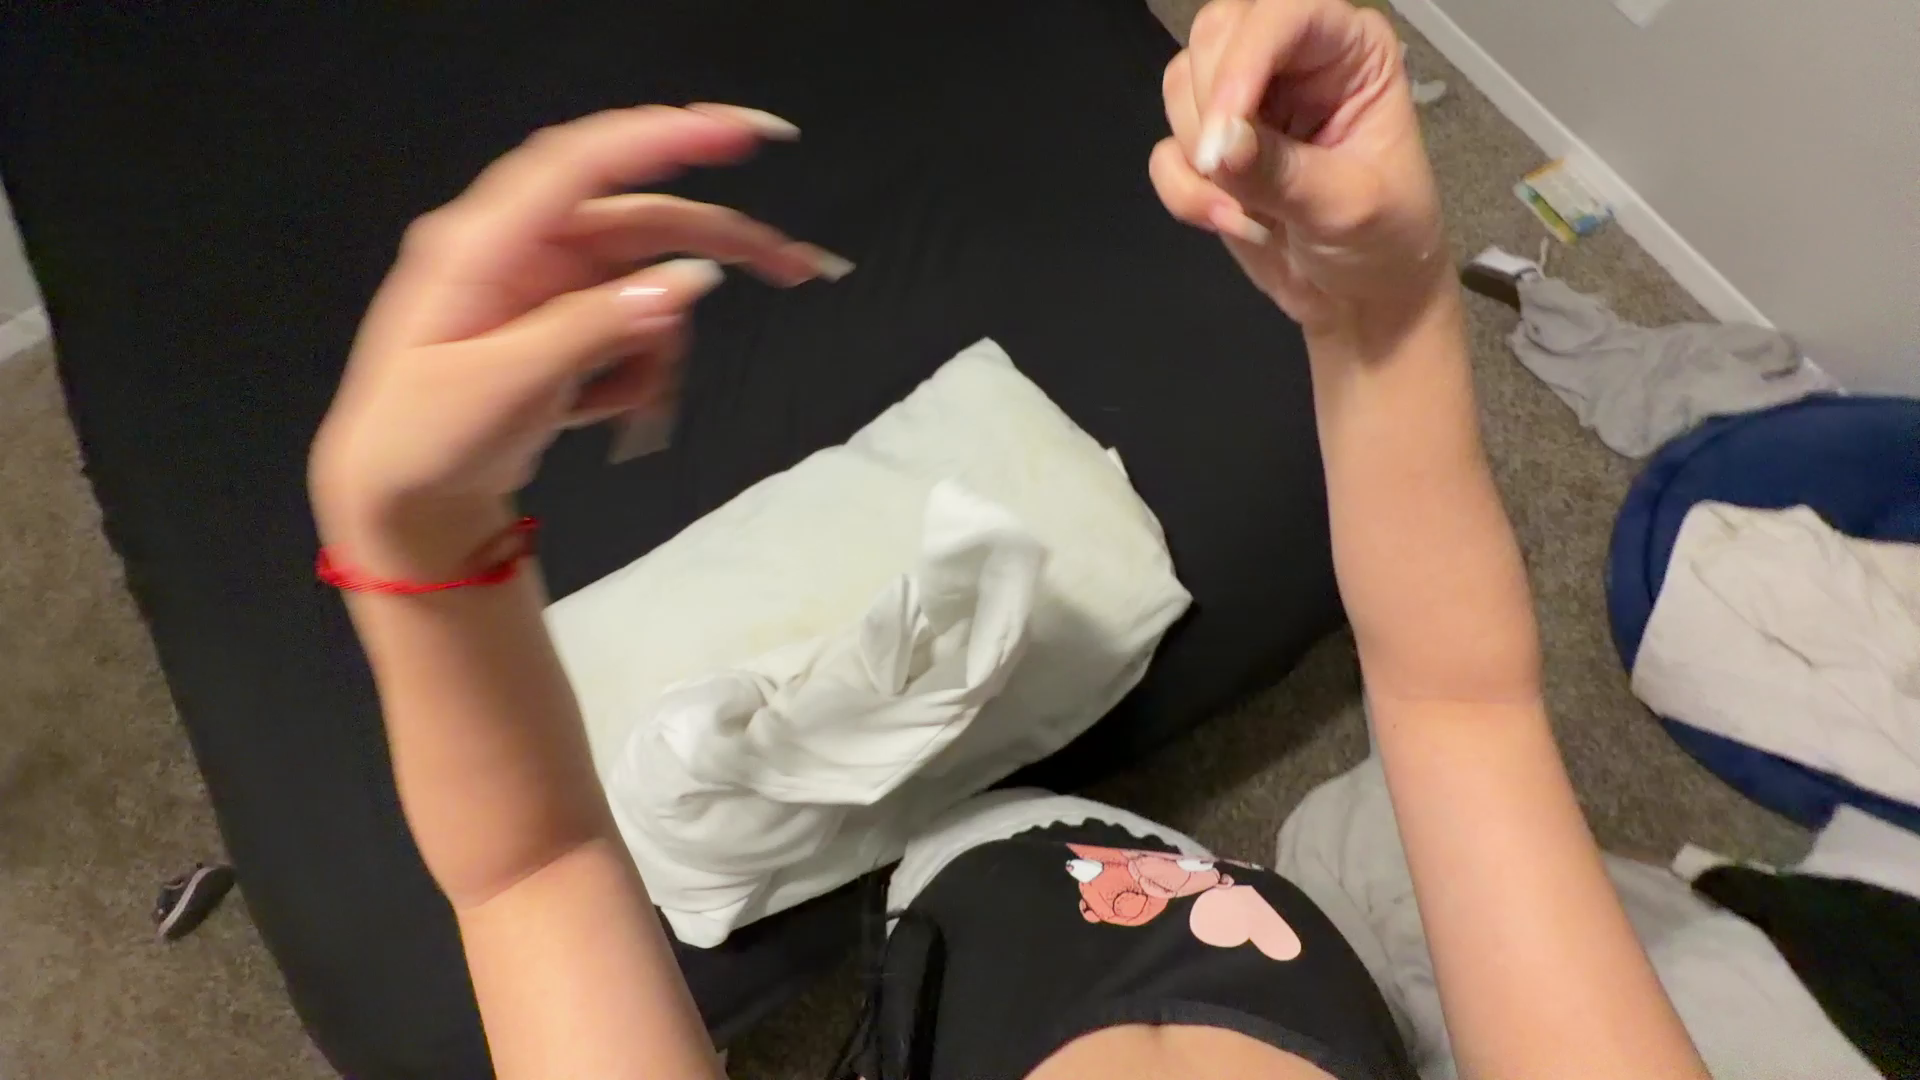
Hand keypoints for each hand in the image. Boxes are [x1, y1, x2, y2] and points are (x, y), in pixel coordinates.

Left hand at [310, 104, 848, 572]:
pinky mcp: (570, 326)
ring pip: (650, 290)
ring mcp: (552, 289)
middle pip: (645, 223)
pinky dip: (642, 373)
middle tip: (798, 267)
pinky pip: (638, 334)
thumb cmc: (429, 436)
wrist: (411, 494)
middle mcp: (527, 250)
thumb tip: (692, 278)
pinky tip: (604, 412)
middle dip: (720, 243)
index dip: (662, 140)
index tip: (742, 136)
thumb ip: (596, 326)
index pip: (583, 165)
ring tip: (631, 407)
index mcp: (487, 244)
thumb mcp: (508, 383)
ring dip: (664, 350)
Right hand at [1149, 0, 1448, 333]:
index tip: (1221, 141)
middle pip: (1215, 36)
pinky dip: (1184, 196)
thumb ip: (1280, 171)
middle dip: (1210, 110)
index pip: (1280, 16)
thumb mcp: (1347, 206)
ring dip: (1197, 161)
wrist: (1355, 297)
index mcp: (1346, 50)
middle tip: (1232, 176)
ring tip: (1242, 210)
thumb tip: (1217, 146)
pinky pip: (1164, 155)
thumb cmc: (1380, 241)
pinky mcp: (1210, 156)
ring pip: (1180, 90)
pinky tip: (1229, 222)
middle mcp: (1291, 63)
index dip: (1241, 66)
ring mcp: (1245, 108)